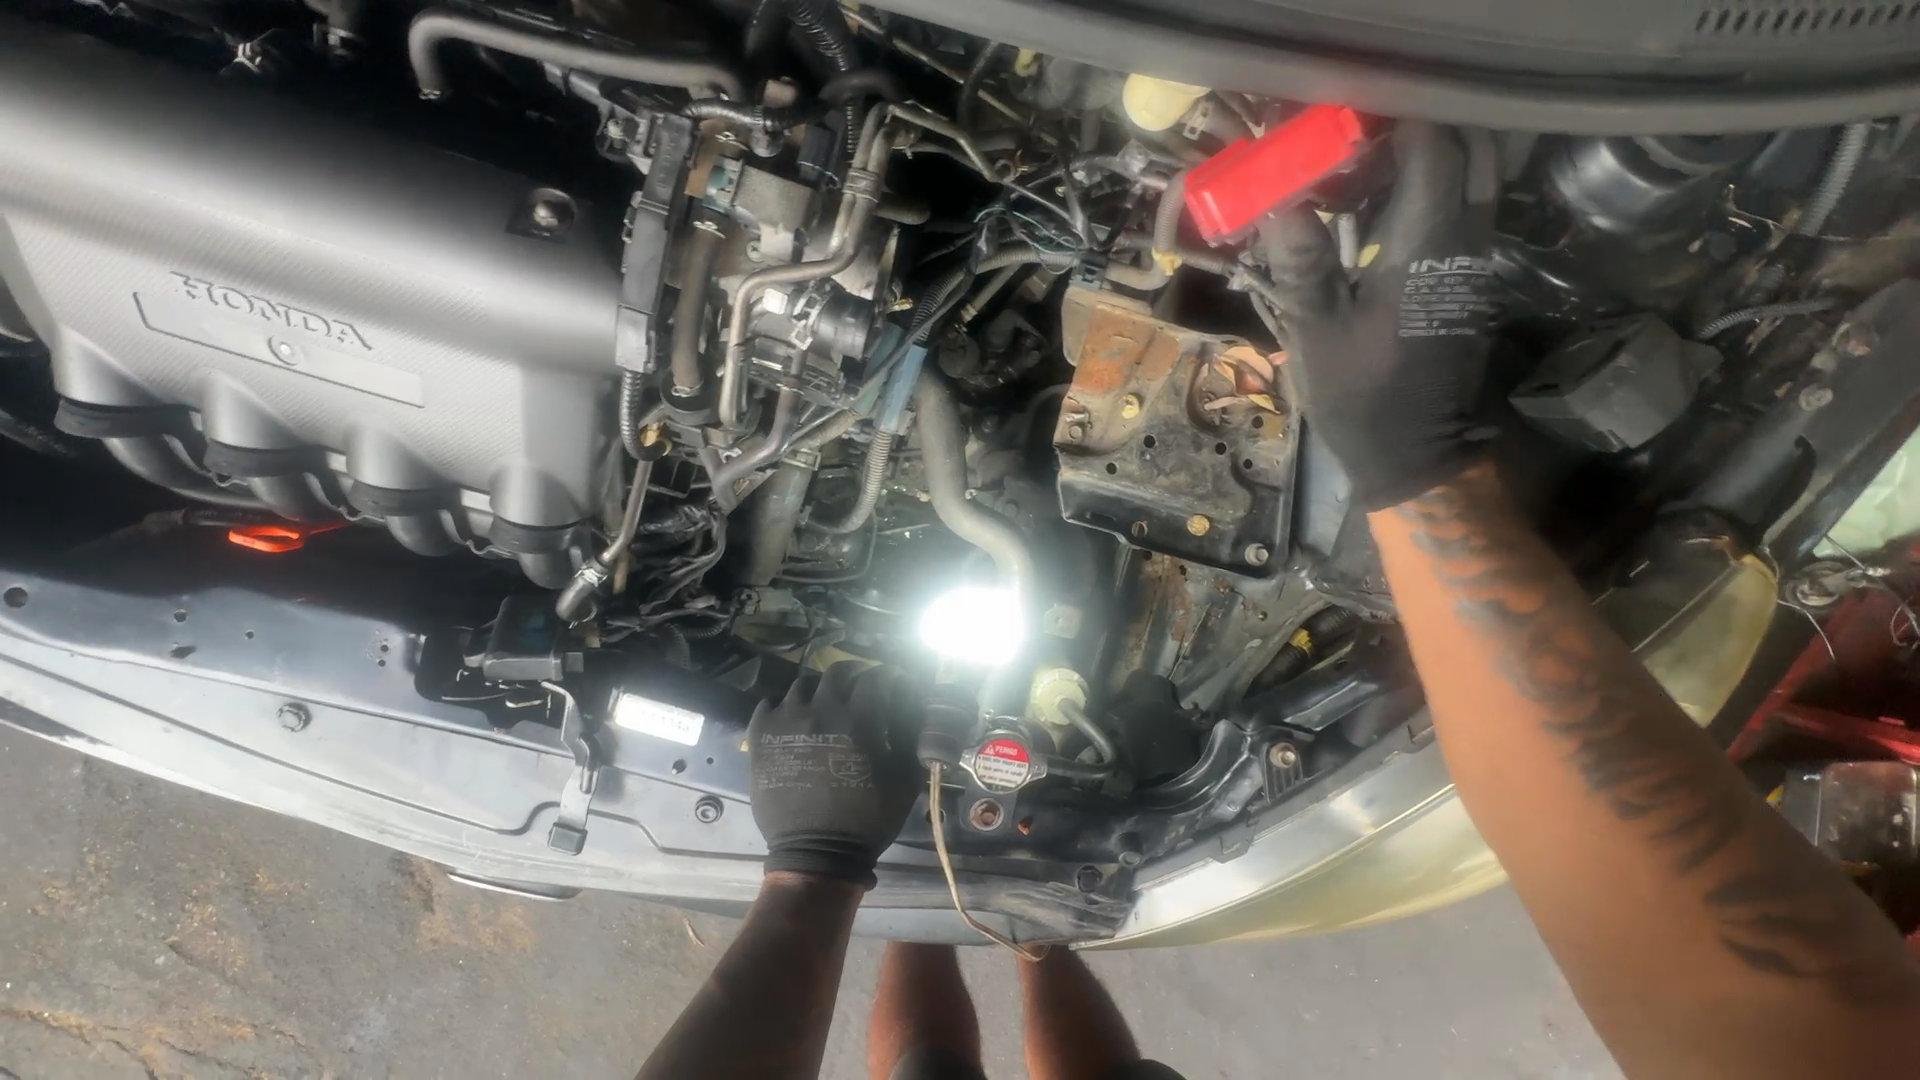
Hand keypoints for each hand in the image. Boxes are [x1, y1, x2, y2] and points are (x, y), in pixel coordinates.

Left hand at [749, 661, 921, 887]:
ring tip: (825, 707)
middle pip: (838, 672)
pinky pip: (770, 705)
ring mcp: (786, 720)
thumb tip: (910, 705)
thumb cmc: (868, 817)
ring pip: (803, 686)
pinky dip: (784, 707)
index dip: (889, 677)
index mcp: (858, 717)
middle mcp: (820, 709)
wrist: (818, 853)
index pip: (876, 676)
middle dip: (855, 675)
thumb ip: (909, 733)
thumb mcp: (905, 776)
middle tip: (861, 689)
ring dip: (819, 691)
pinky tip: (794, 721)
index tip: (894, 684)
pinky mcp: (761, 737)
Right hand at [1257, 122, 1497, 510]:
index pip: (1435, 153)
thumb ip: (1301, 264)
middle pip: (1473, 152)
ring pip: (1475, 178)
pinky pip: (1464, 209)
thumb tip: (1280, 203)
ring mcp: (1475, 261)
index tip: (1349, 122)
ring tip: (1363, 172)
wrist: (1412, 447)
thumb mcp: (1315, 333)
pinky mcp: (1469, 278)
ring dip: (1429, 160)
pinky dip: (1431, 191)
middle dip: (1423, 131)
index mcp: (1428, 249)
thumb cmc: (1358, 394)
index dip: (1397, 123)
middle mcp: (1466, 242)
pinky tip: (1380, 212)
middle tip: (1360, 142)